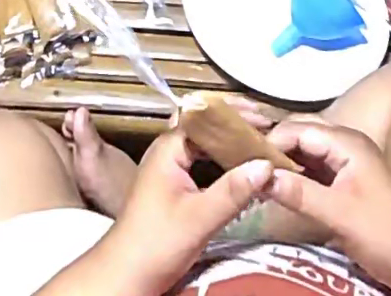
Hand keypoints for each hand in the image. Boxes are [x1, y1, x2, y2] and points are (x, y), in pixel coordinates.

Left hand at [77, 129, 273, 293]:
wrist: (123, 277)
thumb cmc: (155, 244)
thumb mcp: (198, 219)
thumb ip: (232, 191)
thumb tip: (266, 164)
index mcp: (169, 147)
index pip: (205, 115)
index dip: (234, 113)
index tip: (262, 117)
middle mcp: (168, 149)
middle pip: (205, 125)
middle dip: (235, 124)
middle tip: (265, 127)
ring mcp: (169, 166)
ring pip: (204, 143)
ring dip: (229, 141)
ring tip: (258, 142)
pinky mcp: (173, 184)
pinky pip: (202, 160)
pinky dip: (222, 158)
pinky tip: (240, 167)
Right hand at [262, 121, 390, 291]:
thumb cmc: (386, 235)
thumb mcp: (339, 216)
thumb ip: (299, 194)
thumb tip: (260, 176)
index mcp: (347, 141)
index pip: (298, 128)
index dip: (271, 141)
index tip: (244, 160)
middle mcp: (346, 142)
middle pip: (302, 133)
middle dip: (275, 146)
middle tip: (248, 167)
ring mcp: (348, 161)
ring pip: (307, 150)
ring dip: (285, 161)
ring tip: (258, 177)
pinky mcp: (348, 180)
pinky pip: (315, 168)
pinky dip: (297, 175)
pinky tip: (281, 189)